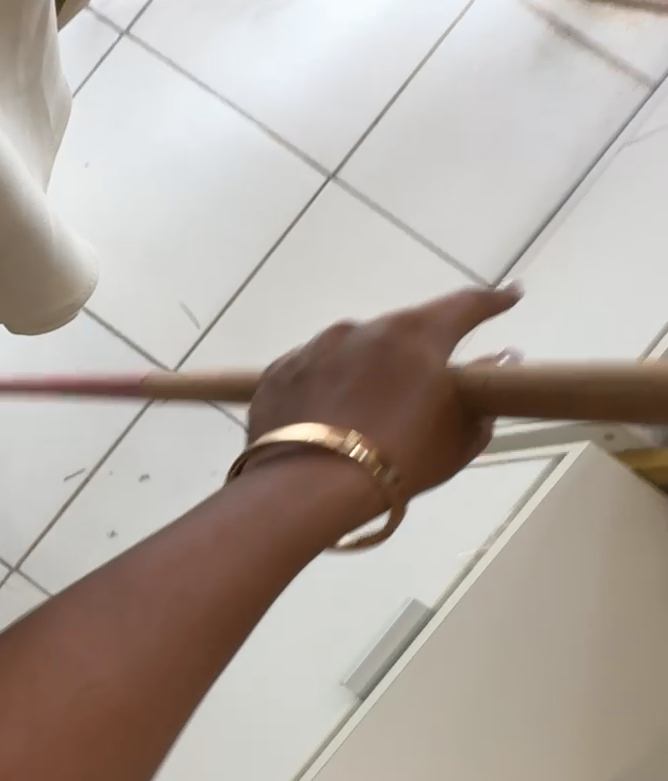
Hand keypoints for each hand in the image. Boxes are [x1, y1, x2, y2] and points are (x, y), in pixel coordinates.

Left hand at [247, 286, 521, 500]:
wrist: (307, 483)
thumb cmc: (399, 458)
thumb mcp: (461, 431)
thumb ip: (481, 389)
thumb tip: (495, 359)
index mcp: (413, 335)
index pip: (463, 306)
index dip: (489, 302)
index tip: (506, 297)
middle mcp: (356, 332)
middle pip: (396, 329)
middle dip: (412, 346)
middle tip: (419, 372)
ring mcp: (308, 351)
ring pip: (346, 348)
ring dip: (360, 364)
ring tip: (364, 399)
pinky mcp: (273, 375)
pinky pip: (308, 369)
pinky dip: (321, 381)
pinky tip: (324, 407)